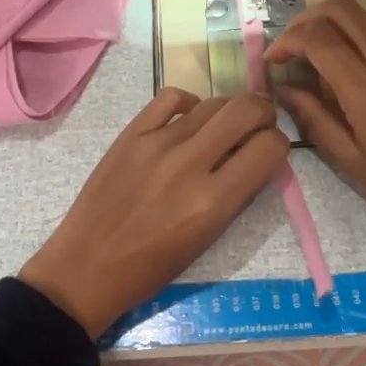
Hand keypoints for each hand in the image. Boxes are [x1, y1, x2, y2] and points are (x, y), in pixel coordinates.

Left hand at [19, 89, 288, 337]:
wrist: (87, 267)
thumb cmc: (151, 268)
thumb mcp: (207, 239)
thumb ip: (236, 195)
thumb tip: (255, 157)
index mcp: (213, 202)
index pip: (269, 148)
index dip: (279, 144)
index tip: (272, 150)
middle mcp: (189, 164)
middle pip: (245, 111)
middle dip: (263, 113)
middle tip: (260, 124)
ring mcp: (157, 143)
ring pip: (212, 103)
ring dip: (230, 110)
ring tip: (226, 124)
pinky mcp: (131, 133)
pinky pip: (170, 98)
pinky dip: (189, 102)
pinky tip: (190, 117)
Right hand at [267, 0, 365, 296]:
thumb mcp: (351, 160)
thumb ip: (313, 118)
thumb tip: (283, 88)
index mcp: (364, 88)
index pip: (316, 38)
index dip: (287, 41)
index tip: (274, 61)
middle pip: (340, 9)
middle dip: (307, 18)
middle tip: (293, 45)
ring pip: (365, 15)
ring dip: (335, 23)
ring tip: (321, 53)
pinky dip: (364, 33)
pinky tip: (358, 61)